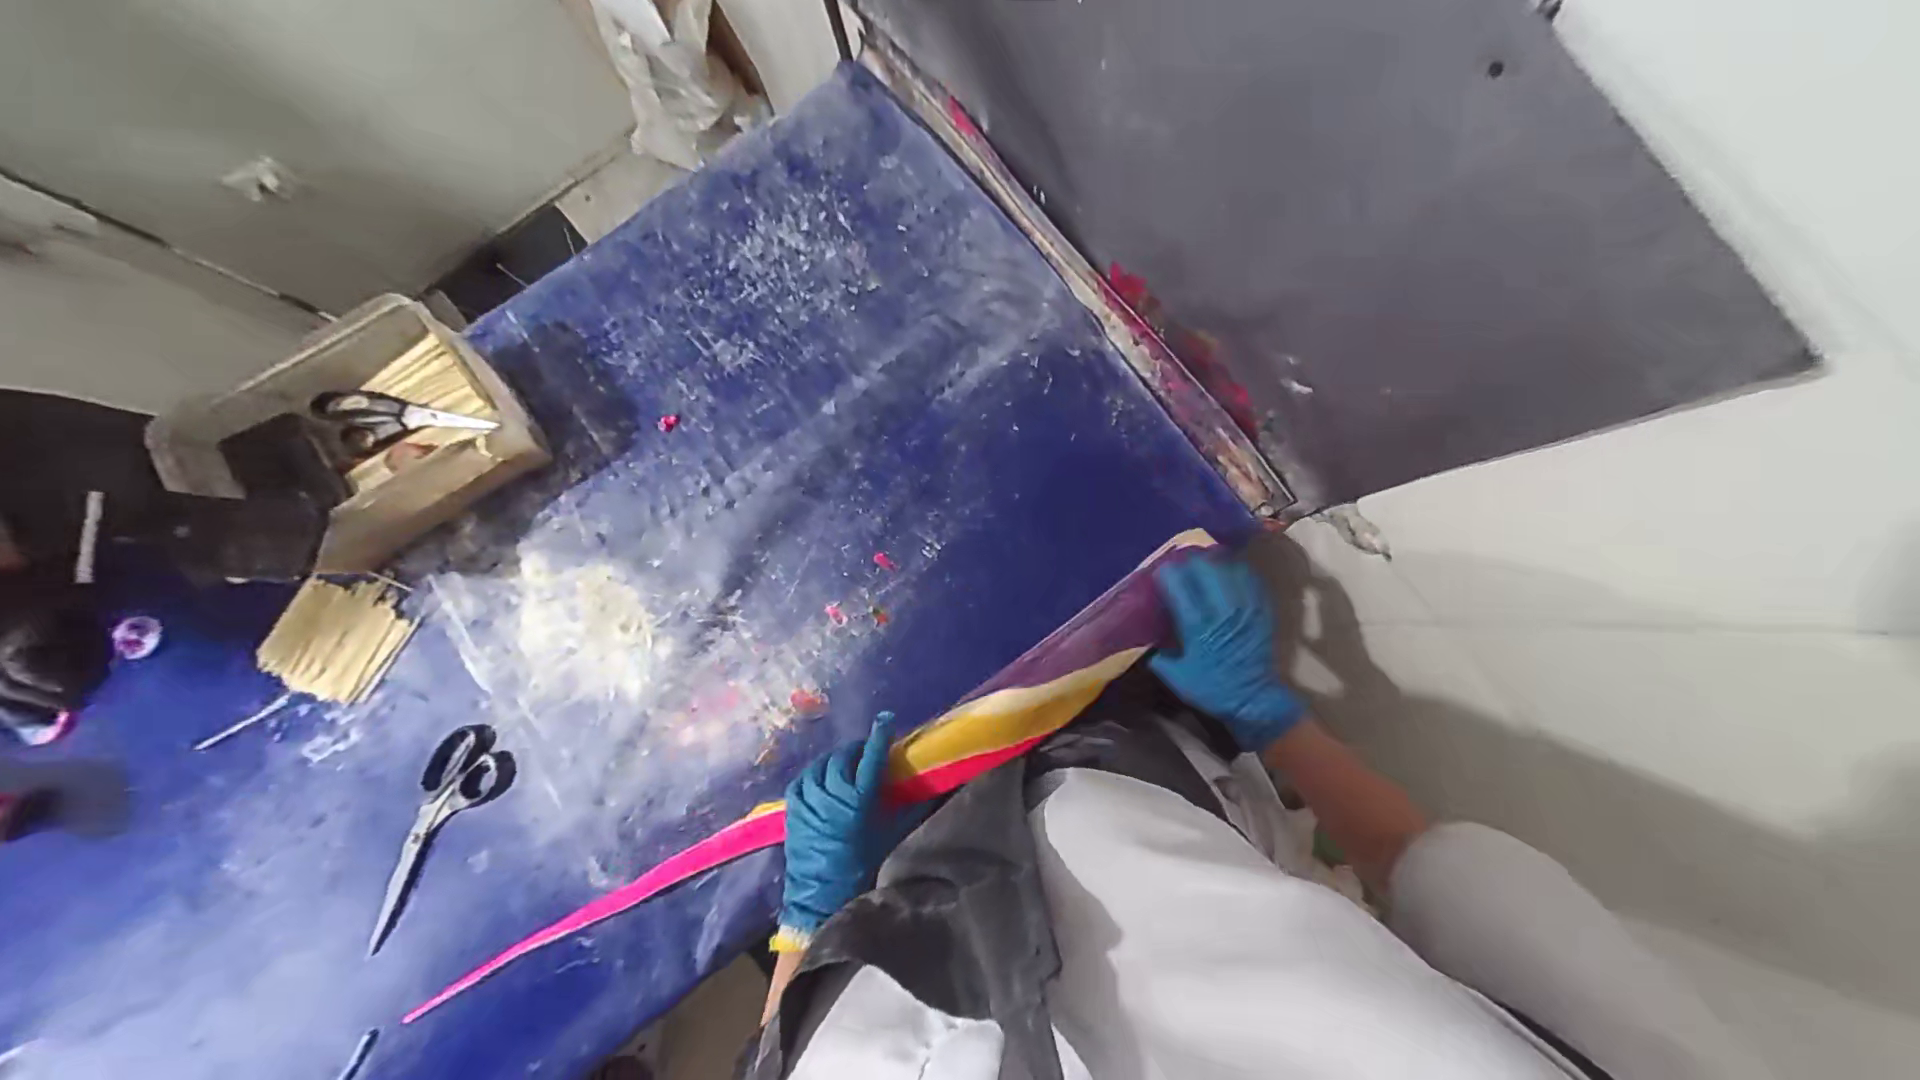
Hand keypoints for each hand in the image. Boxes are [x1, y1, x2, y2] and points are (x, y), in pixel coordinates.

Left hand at [776, 713, 917, 947]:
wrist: (823, 898)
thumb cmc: (864, 866)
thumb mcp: (891, 835)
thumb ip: (909, 808)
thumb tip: (929, 788)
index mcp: (860, 799)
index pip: (872, 756)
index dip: (880, 734)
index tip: (886, 720)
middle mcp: (833, 793)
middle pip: (845, 755)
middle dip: (858, 749)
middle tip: (867, 752)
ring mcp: (810, 799)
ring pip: (822, 764)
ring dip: (836, 759)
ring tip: (845, 764)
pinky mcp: (793, 808)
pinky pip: (803, 778)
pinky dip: (814, 773)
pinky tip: (822, 777)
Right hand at [1148, 554, 1303, 751]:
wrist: (1256, 701)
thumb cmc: (1213, 690)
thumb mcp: (1176, 677)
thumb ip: (1158, 654)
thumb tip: (1144, 636)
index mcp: (1198, 627)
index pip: (1179, 585)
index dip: (1167, 573)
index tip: (1159, 571)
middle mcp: (1222, 612)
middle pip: (1206, 568)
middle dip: (1190, 560)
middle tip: (1180, 560)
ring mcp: (1246, 608)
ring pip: (1229, 568)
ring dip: (1213, 560)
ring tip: (1202, 559)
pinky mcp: (1262, 610)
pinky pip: (1250, 578)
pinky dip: (1236, 569)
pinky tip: (1226, 568)